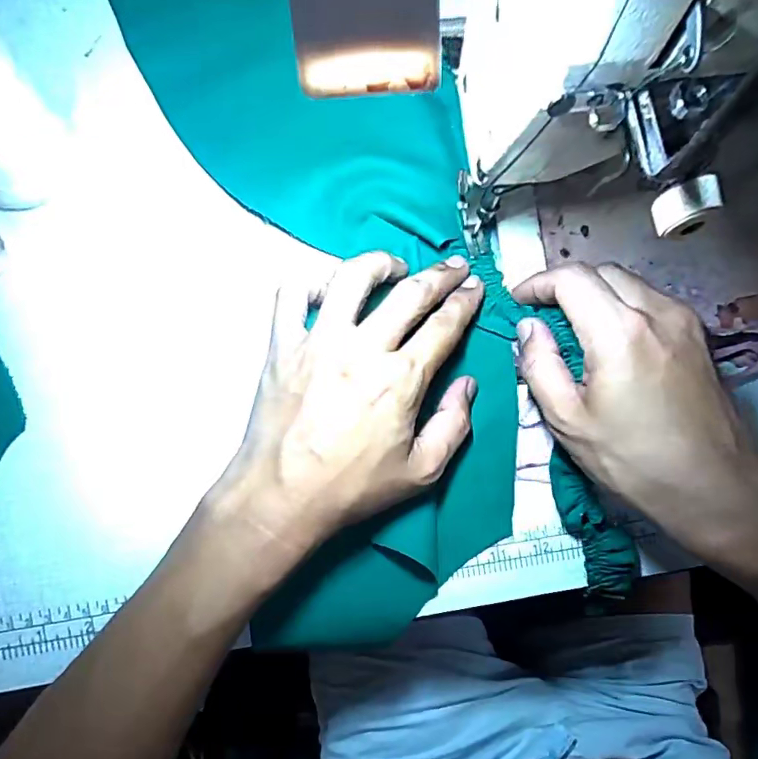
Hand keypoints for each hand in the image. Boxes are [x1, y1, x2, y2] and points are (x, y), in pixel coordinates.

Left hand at [205, 252, 482, 559]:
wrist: (283, 495)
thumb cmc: (354, 487)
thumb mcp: (422, 471)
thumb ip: (454, 425)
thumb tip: (467, 386)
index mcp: (401, 379)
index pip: (443, 326)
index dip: (465, 302)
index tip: (475, 288)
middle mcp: (363, 348)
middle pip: (409, 293)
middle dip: (439, 275)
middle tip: (453, 266)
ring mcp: (318, 341)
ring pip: (352, 279)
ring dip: (380, 263)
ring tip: (394, 265)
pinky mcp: (283, 344)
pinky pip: (292, 293)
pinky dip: (311, 279)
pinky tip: (328, 285)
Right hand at [513, 263, 757, 575]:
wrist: (712, 483)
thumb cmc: (635, 461)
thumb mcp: (570, 422)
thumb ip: (541, 366)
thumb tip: (529, 327)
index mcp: (620, 332)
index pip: (571, 277)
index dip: (538, 283)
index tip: (519, 301)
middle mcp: (656, 311)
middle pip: (602, 272)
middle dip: (567, 285)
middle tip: (544, 316)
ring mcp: (683, 320)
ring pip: (630, 284)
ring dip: (597, 295)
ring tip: (577, 331)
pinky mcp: (698, 335)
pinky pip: (653, 303)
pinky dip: (625, 308)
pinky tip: (615, 344)